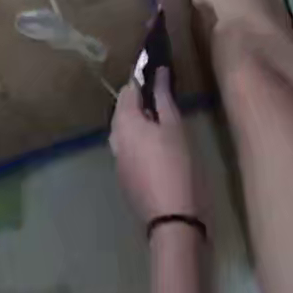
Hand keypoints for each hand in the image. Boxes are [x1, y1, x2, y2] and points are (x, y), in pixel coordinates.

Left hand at [109, 67, 196, 224]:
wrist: (173, 221)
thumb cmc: (178, 166)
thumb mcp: (175, 127)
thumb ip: (163, 96)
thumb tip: (159, 71)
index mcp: (124, 120)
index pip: (129, 87)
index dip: (143, 77)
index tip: (159, 71)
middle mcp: (114, 136)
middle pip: (124, 107)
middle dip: (140, 98)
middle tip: (164, 94)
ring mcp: (117, 158)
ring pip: (125, 128)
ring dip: (139, 119)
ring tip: (162, 118)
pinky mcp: (123, 176)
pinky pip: (127, 146)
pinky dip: (138, 138)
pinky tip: (156, 145)